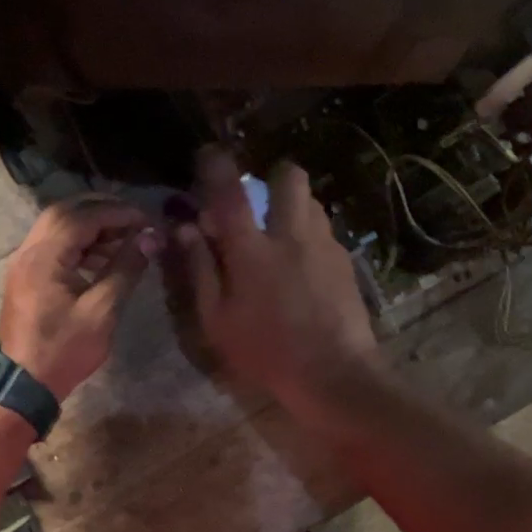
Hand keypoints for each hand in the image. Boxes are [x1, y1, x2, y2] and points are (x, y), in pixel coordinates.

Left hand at [0, 195, 158, 398]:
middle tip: (135, 221)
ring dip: (91, 228)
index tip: (148, 220)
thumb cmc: (63, 349)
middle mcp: (29, 250)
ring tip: (124, 242)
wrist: (22, 384)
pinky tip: (102, 261)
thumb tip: (151, 238)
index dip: (119, 213)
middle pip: (66, 213)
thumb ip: (125, 269)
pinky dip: (78, 245)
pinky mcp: (26, 278)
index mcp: (45, 255)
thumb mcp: (101, 310)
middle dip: (102, 212)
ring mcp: (24, 263)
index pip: (84, 216)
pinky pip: (53, 247)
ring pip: (58, 229)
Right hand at [172, 147, 384, 410]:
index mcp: (251, 250)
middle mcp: (291, 236)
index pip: (230, 191)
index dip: (216, 165)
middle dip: (272, 178)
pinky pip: (325, 232)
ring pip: (312, 202)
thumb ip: (200, 269)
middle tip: (259, 202)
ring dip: (293, 206)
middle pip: (289, 177)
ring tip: (281, 238)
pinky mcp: (346, 263)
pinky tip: (303, 270)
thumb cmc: (266, 353)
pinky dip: (309, 237)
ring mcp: (325, 246)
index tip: (209, 155)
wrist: (334, 375)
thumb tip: (185, 228)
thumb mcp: (217, 320)